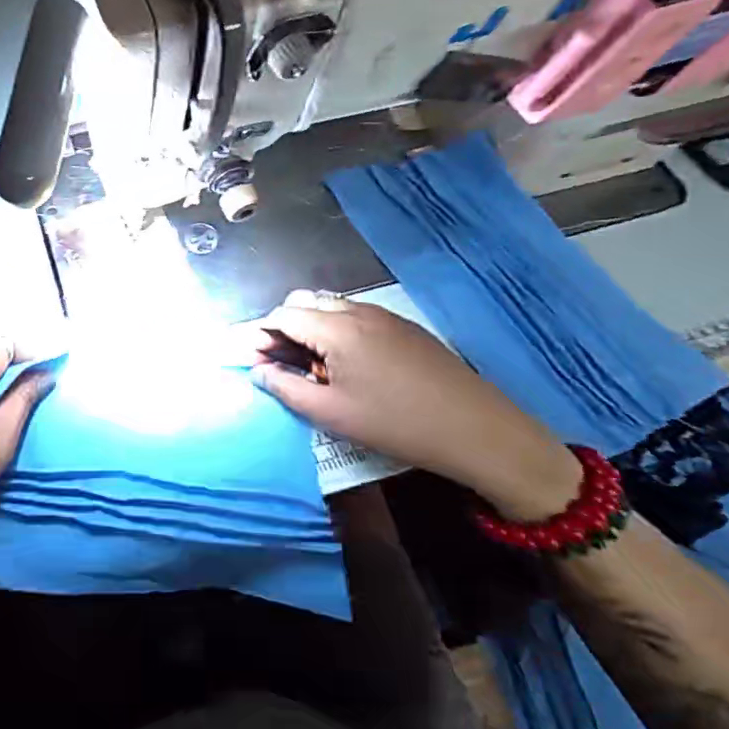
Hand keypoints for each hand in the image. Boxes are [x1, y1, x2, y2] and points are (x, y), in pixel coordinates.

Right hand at [246, 291, 580, 520]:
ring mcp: (385, 315)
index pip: (283, 314)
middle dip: (286, 327)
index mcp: (336, 327)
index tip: (257, 360)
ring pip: (333, 308)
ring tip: (319, 370)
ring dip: (313, 328)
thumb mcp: (332, 413)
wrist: (471, 425)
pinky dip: (340, 332)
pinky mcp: (404, 327)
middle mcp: (358, 310)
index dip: (263, 334)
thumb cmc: (394, 423)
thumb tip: (259, 371)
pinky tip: (353, 367)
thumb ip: (286, 389)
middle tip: (285, 365)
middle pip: (306, 302)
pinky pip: (358, 317)